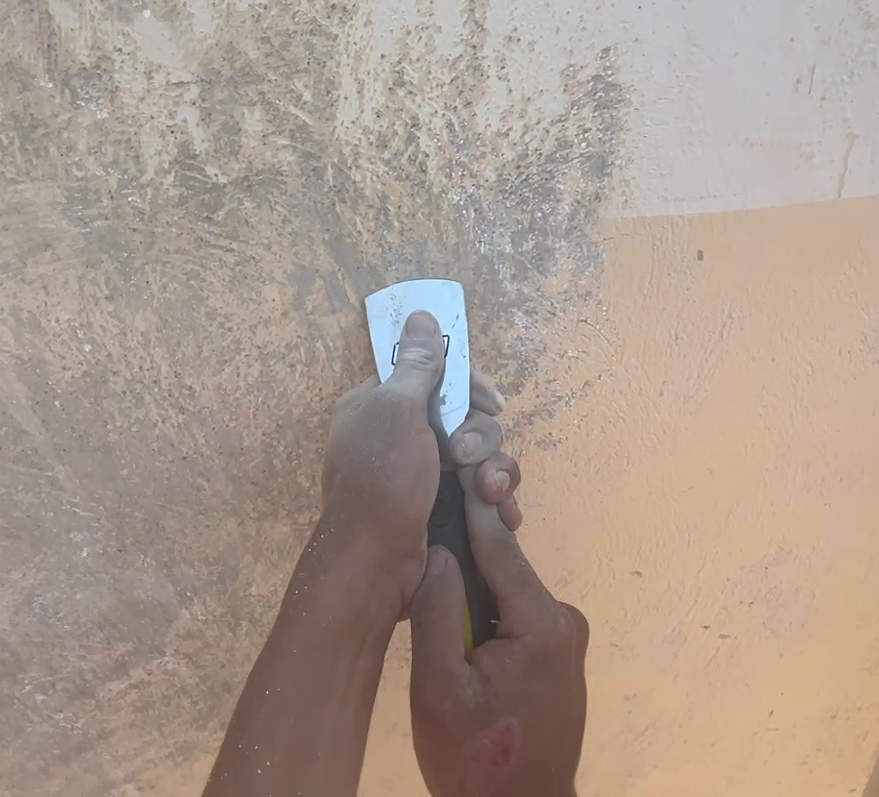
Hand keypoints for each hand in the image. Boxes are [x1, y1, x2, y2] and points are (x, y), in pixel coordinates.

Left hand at [321, 311, 520, 610]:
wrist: (375, 565)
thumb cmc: (382, 479)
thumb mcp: (397, 411)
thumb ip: (417, 365)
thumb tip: (422, 313)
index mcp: (381, 403)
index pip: (436, 375)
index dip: (469, 386)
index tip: (491, 401)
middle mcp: (402, 433)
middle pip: (465, 415)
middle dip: (480, 437)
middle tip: (468, 459)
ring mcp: (423, 472)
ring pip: (479, 454)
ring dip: (494, 471)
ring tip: (490, 496)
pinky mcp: (441, 505)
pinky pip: (480, 490)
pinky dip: (495, 500)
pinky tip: (503, 514)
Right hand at [408, 481, 587, 796]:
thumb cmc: (475, 757)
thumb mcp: (439, 686)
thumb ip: (437, 610)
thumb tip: (440, 550)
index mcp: (542, 624)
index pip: (500, 548)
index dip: (473, 508)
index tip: (454, 465)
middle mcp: (565, 622)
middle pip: (505, 567)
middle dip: (468, 551)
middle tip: (429, 531)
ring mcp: (568, 641)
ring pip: (510, 591)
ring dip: (476, 586)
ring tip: (437, 580)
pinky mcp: (561, 657)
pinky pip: (518, 615)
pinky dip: (490, 610)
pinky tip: (462, 621)